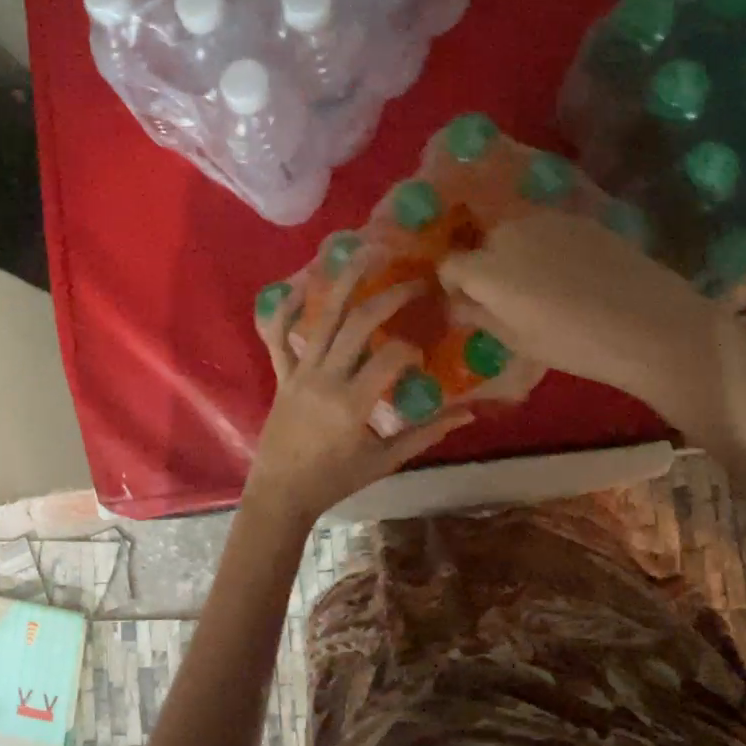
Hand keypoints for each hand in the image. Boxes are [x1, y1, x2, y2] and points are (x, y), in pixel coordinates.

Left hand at [246, 267, 472, 523]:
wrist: (281, 493)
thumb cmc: (335, 480)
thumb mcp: (385, 460)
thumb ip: (425, 433)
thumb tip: (469, 414)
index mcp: (351, 404)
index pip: (390, 357)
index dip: (411, 349)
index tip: (421, 355)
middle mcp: (323, 378)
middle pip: (357, 323)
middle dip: (389, 297)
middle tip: (416, 282)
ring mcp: (298, 372)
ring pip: (320, 318)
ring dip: (342, 282)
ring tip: (364, 251)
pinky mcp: (280, 373)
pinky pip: (275, 335)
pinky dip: (283, 308)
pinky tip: (298, 285)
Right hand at [438, 211, 723, 402]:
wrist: (651, 325)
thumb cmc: (574, 344)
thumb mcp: (517, 341)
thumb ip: (480, 315)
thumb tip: (459, 304)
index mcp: (486, 269)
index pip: (450, 264)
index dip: (454, 285)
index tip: (467, 305)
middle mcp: (510, 234)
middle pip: (483, 243)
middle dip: (485, 265)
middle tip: (506, 297)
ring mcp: (548, 221)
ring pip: (516, 232)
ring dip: (516, 253)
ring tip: (539, 284)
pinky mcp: (581, 220)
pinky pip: (547, 230)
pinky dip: (546, 247)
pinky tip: (570, 274)